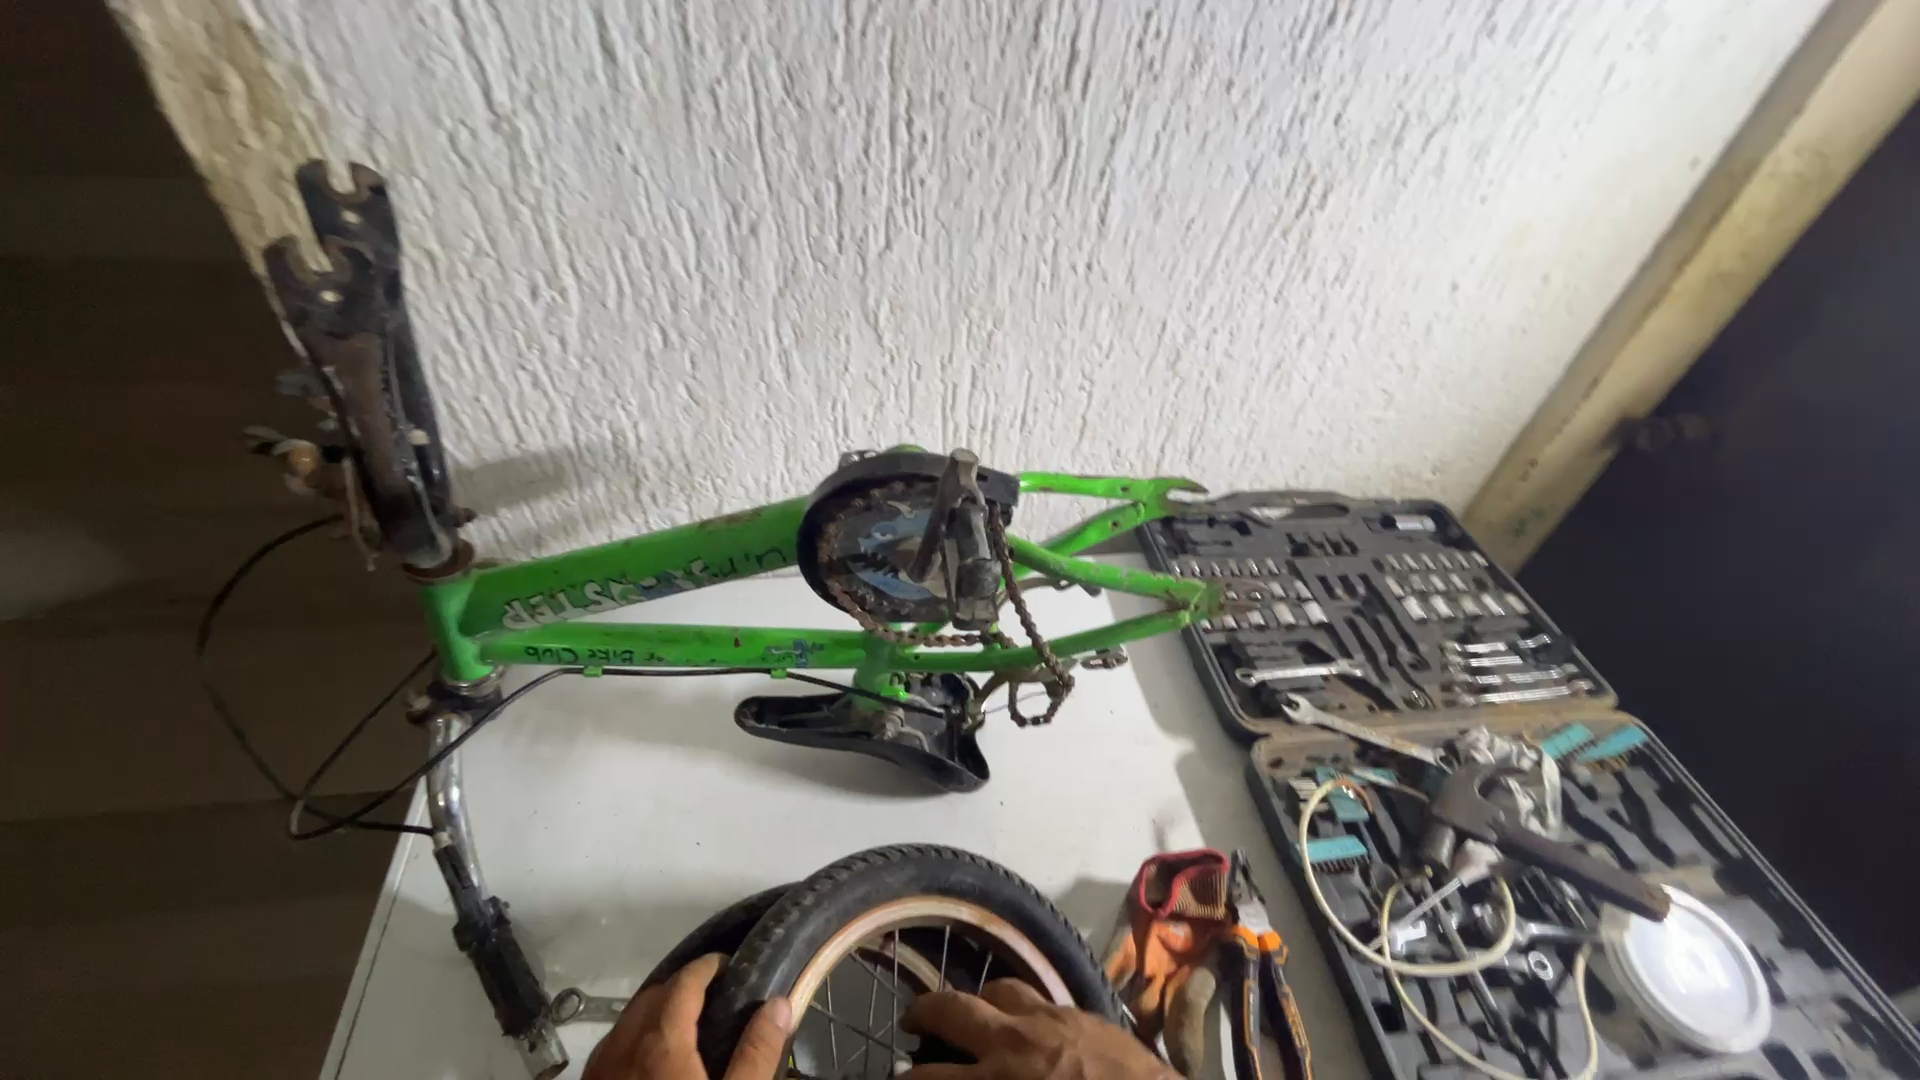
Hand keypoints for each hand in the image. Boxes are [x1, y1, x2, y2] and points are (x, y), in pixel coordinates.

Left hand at [583, 953, 793, 1079]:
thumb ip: (758, 1053)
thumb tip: (779, 1003)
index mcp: (662, 1043)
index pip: (686, 981)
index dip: (709, 967)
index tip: (731, 967)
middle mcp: (622, 1048)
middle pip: (652, 995)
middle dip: (683, 987)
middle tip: (716, 998)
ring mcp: (597, 1075)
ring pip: (627, 1023)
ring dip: (656, 1013)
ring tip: (688, 1031)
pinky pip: (610, 1053)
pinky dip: (634, 1042)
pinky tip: (653, 1068)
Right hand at [900, 978, 1176, 1079]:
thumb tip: (969, 1079)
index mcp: (999, 1079)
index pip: (932, 1077)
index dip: (910, 1077)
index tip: (898, 1076)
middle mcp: (1014, 1041)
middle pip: (953, 1011)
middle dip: (924, 1012)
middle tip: (910, 1019)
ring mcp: (1048, 1019)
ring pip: (997, 990)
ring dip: (978, 1000)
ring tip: (971, 1009)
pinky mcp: (1079, 1011)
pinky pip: (1037, 993)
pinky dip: (1017, 1000)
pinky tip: (1021, 1013)